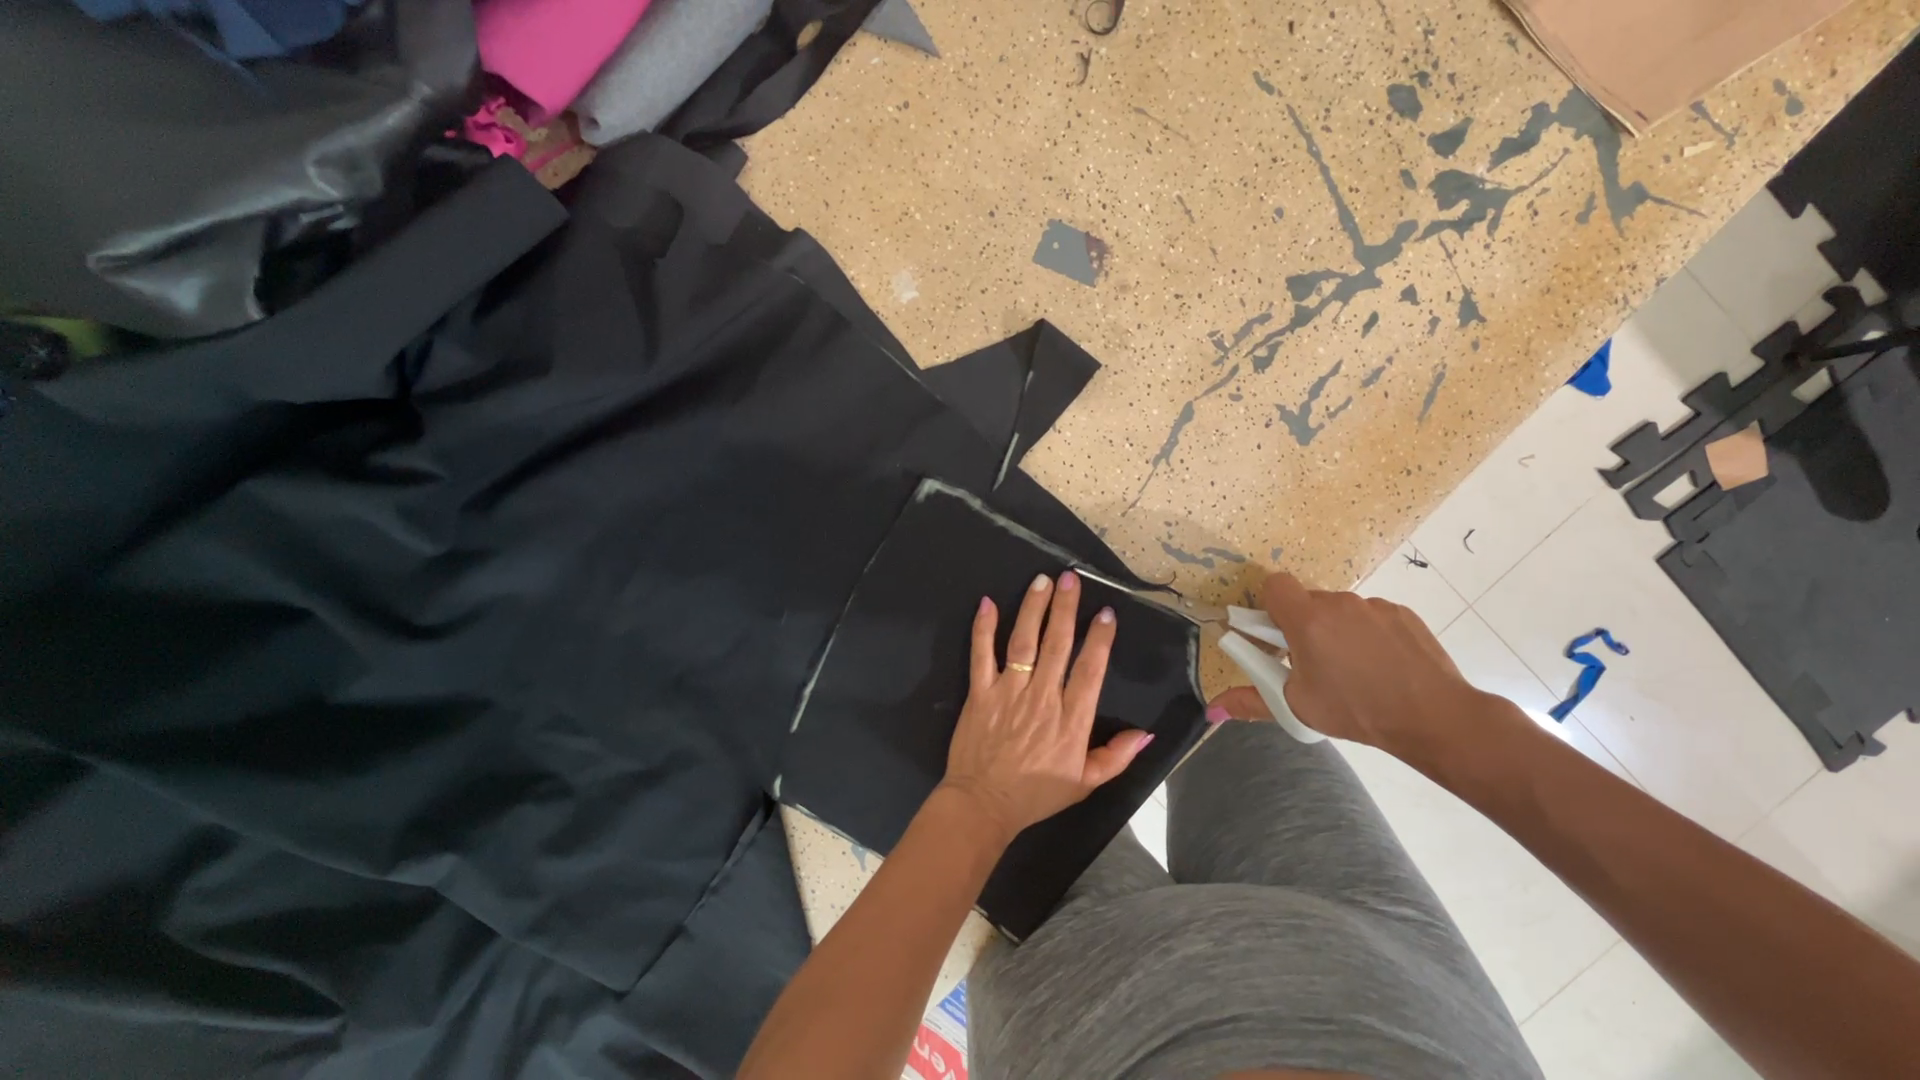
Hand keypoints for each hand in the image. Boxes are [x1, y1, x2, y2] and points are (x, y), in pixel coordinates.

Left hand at [939, 570, 1153, 842]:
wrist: (983, 805)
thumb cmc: (1036, 794)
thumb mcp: (1085, 783)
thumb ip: (1117, 757)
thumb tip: (1147, 733)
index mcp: (1071, 719)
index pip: (1089, 669)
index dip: (1100, 639)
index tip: (1106, 612)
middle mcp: (1042, 698)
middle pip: (1057, 644)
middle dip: (1066, 608)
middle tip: (1071, 578)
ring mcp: (1009, 692)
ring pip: (1023, 641)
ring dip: (1033, 608)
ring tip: (1041, 581)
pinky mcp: (980, 693)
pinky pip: (981, 655)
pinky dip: (983, 628)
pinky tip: (988, 603)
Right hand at [1208, 572, 1509, 764]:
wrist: (1434, 716)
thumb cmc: (1356, 710)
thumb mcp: (1297, 707)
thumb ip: (1251, 701)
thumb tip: (1212, 709)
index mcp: (1306, 620)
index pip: (1274, 585)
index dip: (1268, 606)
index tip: (1273, 635)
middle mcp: (1338, 603)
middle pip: (1307, 601)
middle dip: (1301, 626)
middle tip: (1310, 663)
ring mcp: (1374, 606)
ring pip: (1340, 611)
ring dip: (1335, 632)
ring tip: (1351, 672)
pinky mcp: (1403, 614)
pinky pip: (1372, 618)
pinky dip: (1368, 637)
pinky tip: (1381, 669)